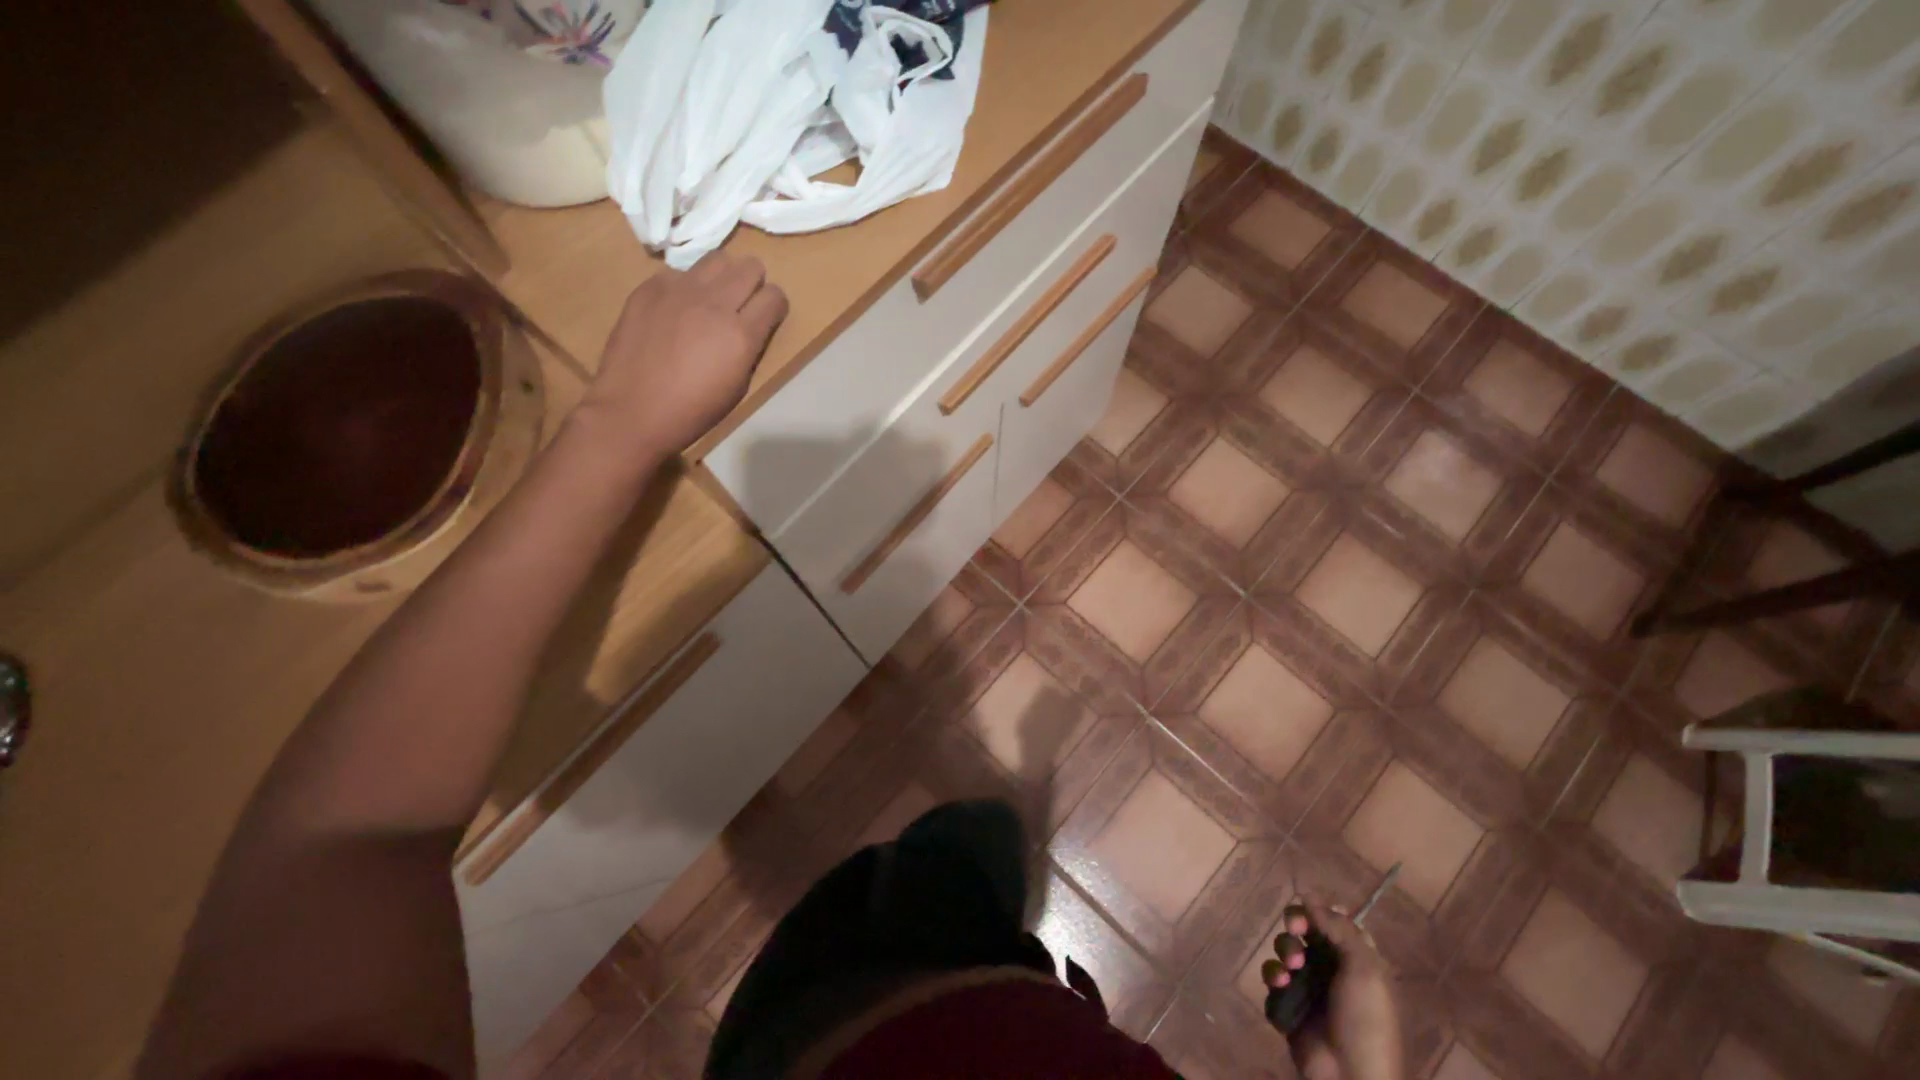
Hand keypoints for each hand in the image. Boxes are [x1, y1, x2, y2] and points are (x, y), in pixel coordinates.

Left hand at [575, 253, 788, 460]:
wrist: (631, 413)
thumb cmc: (691, 411)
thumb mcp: (737, 387)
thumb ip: (749, 348)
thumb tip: (749, 327)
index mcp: (741, 335)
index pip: (775, 296)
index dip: (775, 306)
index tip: (767, 316)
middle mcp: (714, 303)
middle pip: (751, 267)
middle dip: (753, 284)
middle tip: (741, 305)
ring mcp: (679, 291)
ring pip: (717, 259)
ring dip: (722, 277)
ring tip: (711, 299)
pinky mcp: (649, 289)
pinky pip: (679, 273)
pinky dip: (684, 287)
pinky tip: (674, 311)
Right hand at [1264, 899, 1402, 1079]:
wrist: (1350, 1077)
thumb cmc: (1366, 1020)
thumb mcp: (1365, 969)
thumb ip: (1338, 928)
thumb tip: (1309, 895)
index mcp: (1358, 958)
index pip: (1334, 921)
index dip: (1318, 911)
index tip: (1306, 912)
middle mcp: (1332, 967)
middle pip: (1305, 930)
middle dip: (1296, 928)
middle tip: (1295, 935)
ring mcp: (1309, 987)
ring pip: (1286, 950)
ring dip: (1284, 952)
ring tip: (1289, 971)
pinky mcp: (1288, 1005)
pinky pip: (1273, 979)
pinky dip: (1273, 978)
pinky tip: (1280, 987)